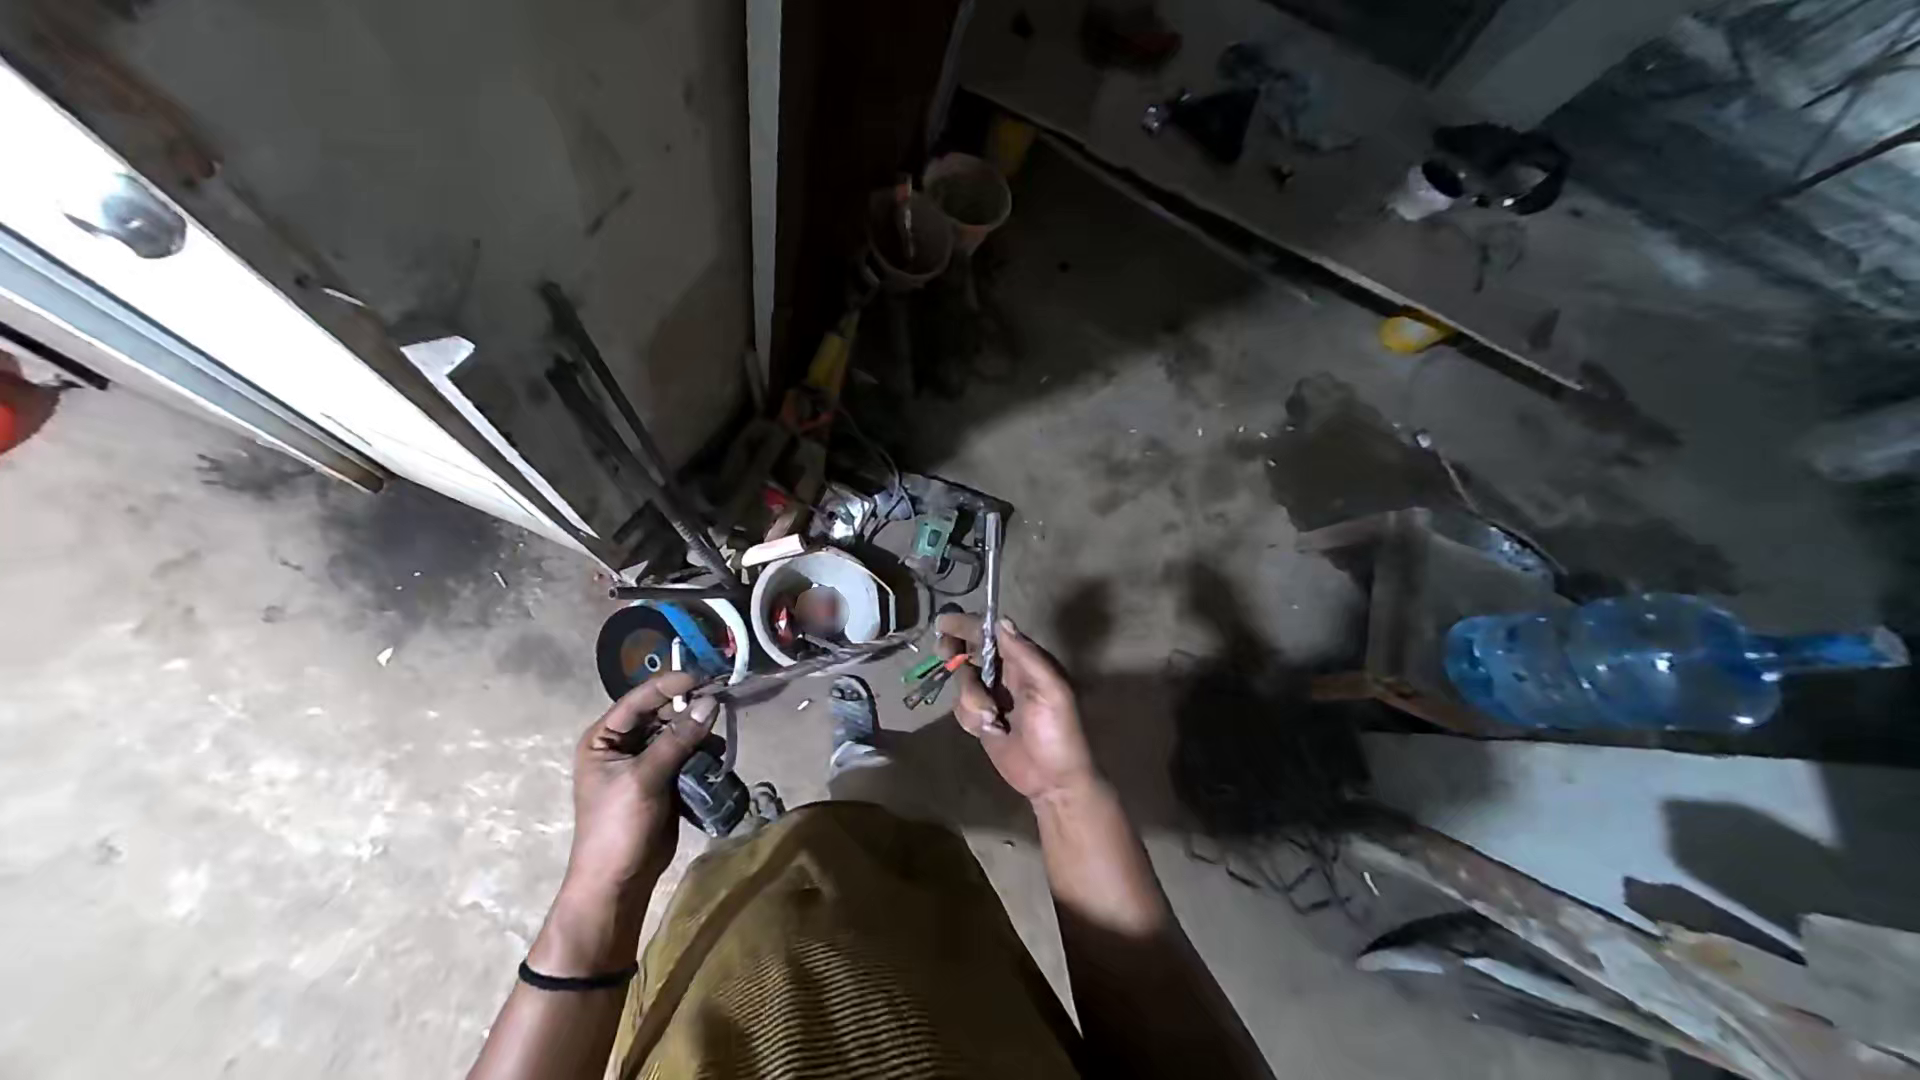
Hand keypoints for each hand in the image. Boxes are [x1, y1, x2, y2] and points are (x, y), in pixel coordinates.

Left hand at [563, 672, 716, 900]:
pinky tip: (716, 756)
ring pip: (678, 731)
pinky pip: (687, 752)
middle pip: (662, 712)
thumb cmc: (618, 827)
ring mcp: (644, 760)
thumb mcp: (645, 778)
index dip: (671, 685)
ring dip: (699, 732)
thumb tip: (711, 702)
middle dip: (690, 708)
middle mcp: (623, 743)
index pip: (639, 699)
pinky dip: (702, 751)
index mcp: (604, 738)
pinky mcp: (664, 777)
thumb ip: (678, 739)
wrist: (618, 881)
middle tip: (721, 703)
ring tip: (718, 741)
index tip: (705, 678)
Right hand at [938, 613, 1099, 803]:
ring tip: (990, 718)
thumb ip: (1026, 655)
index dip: (968, 624)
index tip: (945, 623)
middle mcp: (1005, 672)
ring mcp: (991, 696)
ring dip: (971, 697)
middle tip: (945, 653)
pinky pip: (960, 707)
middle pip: (969, 650)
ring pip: (962, 680)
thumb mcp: (1050, 690)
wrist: (1053, 781)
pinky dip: (969, 716)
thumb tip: (1001, 622)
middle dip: (955, 651)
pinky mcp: (980, 718)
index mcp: (1025, 660)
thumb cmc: (1058, 732)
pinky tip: (988, 730)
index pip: (991, 633)